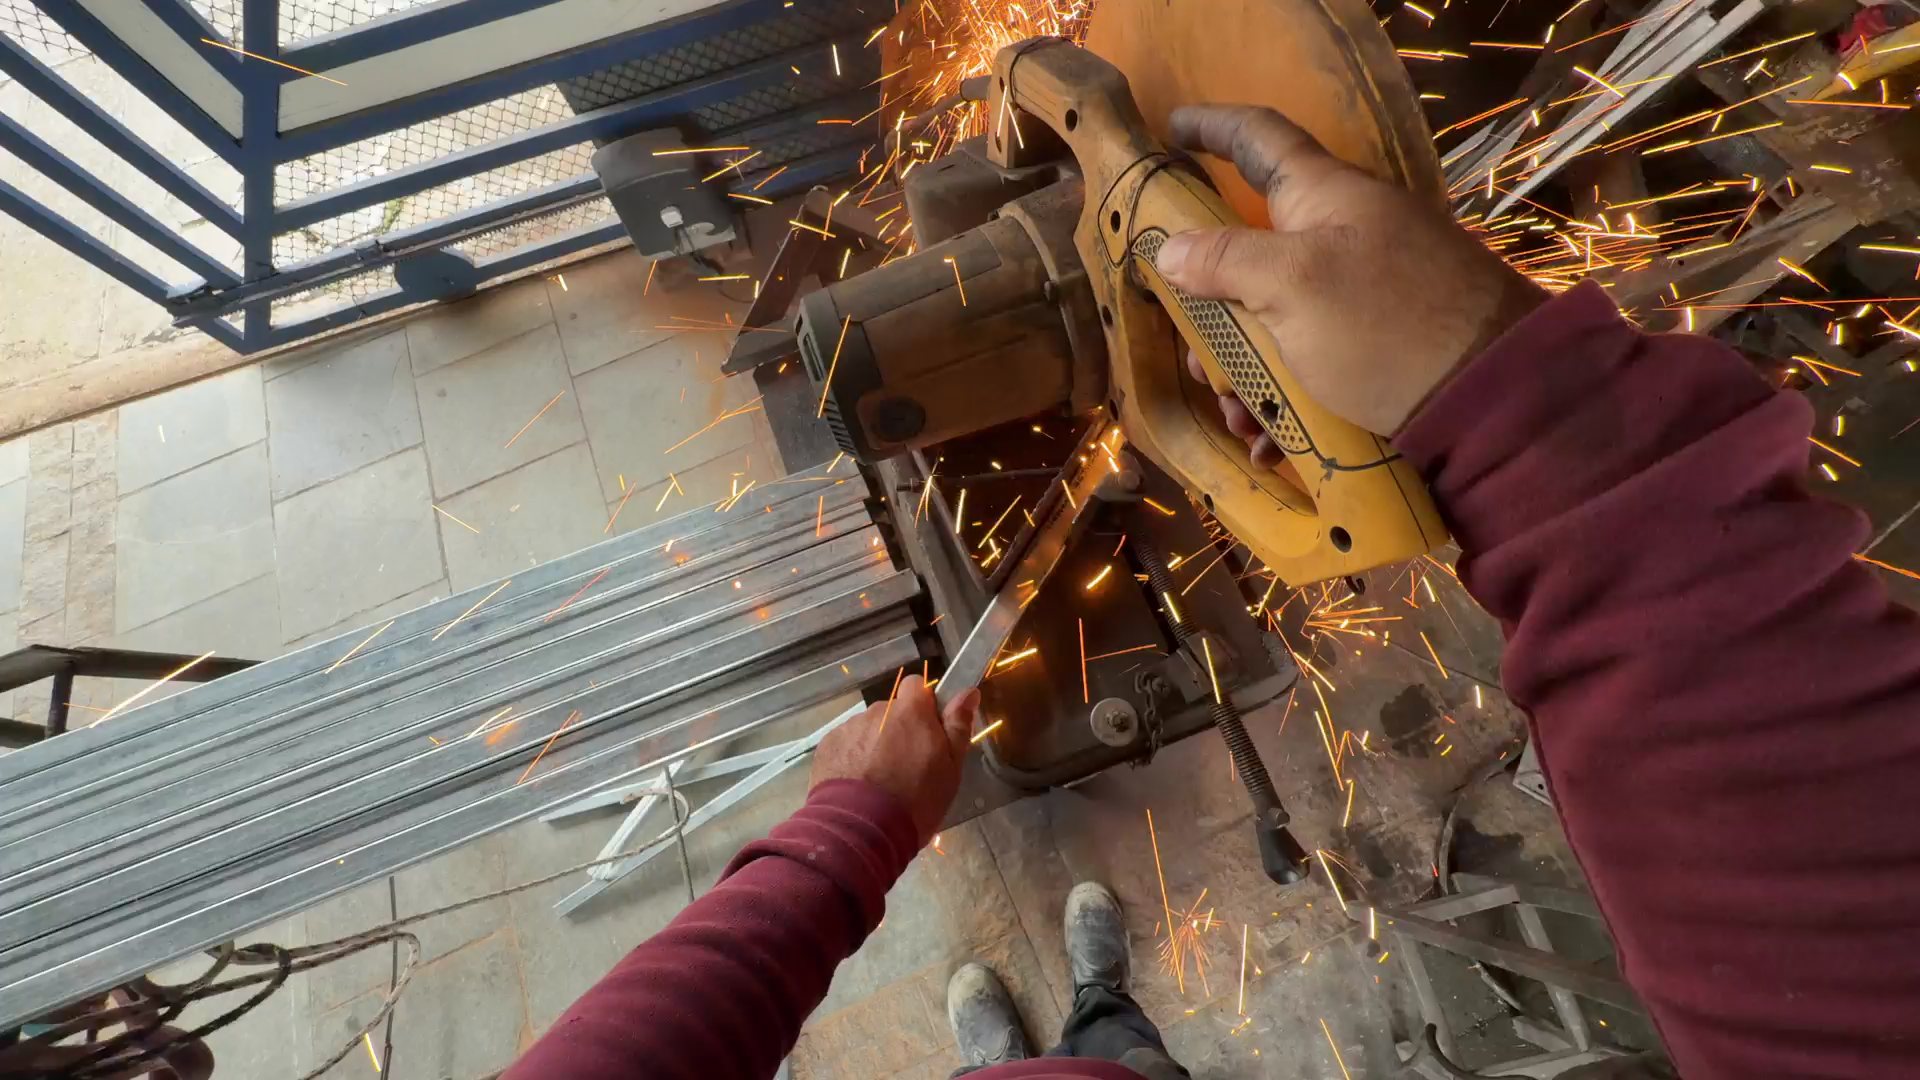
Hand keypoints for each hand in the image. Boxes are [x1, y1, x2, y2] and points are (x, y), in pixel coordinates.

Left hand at [811, 676, 980, 845]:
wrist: (860, 831)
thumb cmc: (915, 801)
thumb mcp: (950, 769)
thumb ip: (958, 726)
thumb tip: (968, 692)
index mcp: (911, 711)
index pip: (916, 685)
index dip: (922, 705)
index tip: (927, 731)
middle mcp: (878, 710)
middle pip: (891, 710)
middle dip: (898, 729)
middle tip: (905, 765)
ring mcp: (850, 727)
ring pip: (869, 728)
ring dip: (875, 744)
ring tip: (879, 781)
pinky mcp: (828, 745)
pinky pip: (847, 744)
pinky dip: (853, 758)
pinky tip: (857, 785)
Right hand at [1154, 104, 1546, 439]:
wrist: (1488, 394)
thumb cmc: (1384, 324)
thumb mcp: (1294, 284)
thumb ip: (1225, 260)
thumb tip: (1166, 251)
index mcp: (1320, 200)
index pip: (1259, 140)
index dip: (1211, 128)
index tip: (1170, 126)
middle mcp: (1333, 238)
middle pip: (1244, 258)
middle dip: (1208, 315)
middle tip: (1196, 359)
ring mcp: (1348, 294)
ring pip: (1263, 322)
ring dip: (1239, 374)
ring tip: (1240, 418)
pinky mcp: (1361, 345)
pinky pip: (1296, 363)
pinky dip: (1274, 402)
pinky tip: (1269, 440)